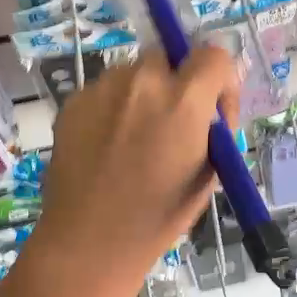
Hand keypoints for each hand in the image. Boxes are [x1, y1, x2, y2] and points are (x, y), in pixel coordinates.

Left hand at [32, 47, 239, 291]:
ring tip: (136, 138)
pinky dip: (114, 108)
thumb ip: (214, 130)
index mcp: (185, 101)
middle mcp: (145, 81)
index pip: (215, 55)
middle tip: (175, 122)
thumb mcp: (207, 173)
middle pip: (171, 58)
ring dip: (144, 94)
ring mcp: (104, 88)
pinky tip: (108, 146)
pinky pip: (105, 91)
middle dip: (179, 83)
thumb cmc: (158, 216)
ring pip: (135, 73)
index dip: (222, 79)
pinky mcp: (75, 101)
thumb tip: (212, 112)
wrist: (88, 241)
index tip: (215, 111)